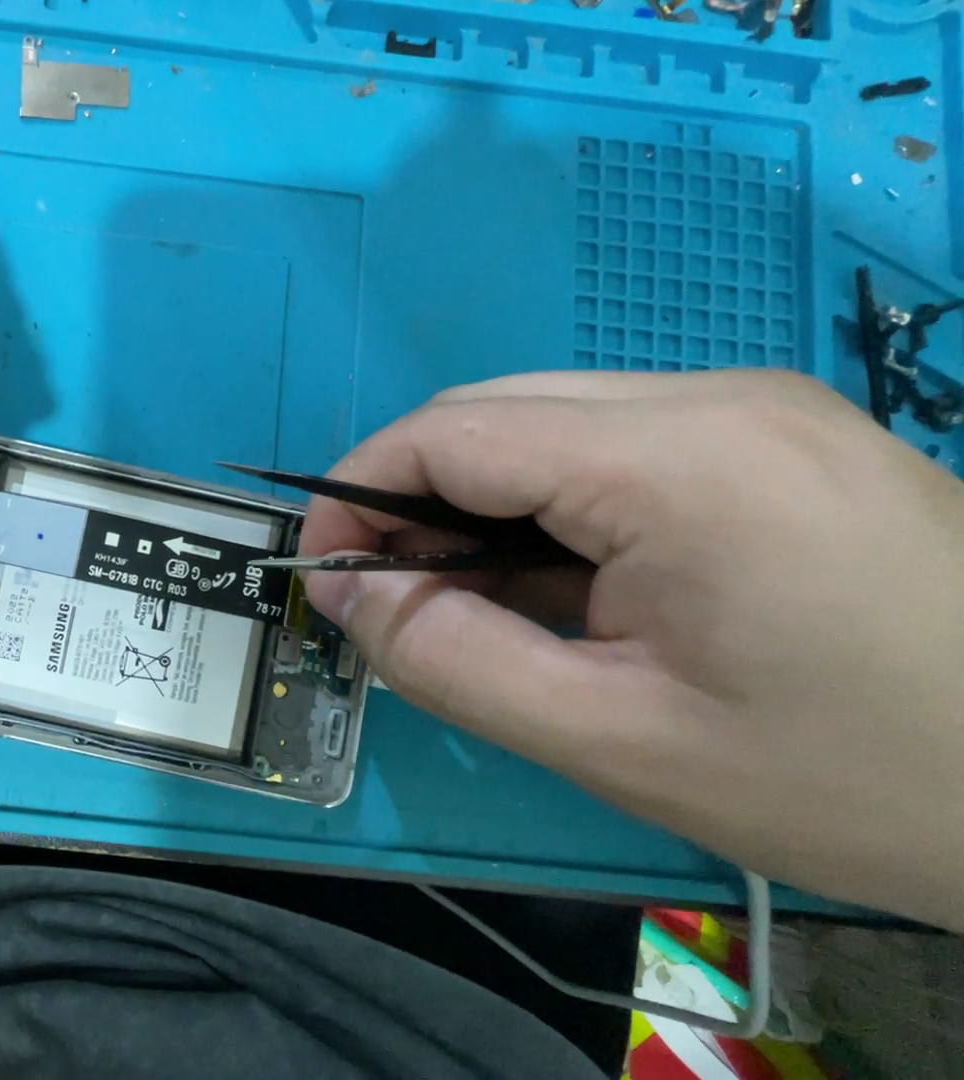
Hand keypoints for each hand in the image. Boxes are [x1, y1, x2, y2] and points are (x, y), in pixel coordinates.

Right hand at [301, 370, 963, 928]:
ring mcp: (750, 413)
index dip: (353, 494)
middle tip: (383, 596)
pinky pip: (601, 449)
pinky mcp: (769, 442)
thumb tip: (341, 590)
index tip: (322, 576)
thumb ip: (445, 657)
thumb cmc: (861, 780)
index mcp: (676, 460)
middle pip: (487, 414)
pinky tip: (546, 583)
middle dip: (403, 497)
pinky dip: (535, 509)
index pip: (448, 432)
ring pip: (538, 426)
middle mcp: (711, 400)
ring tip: (460, 599)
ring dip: (467, 504)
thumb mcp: (610, 738)